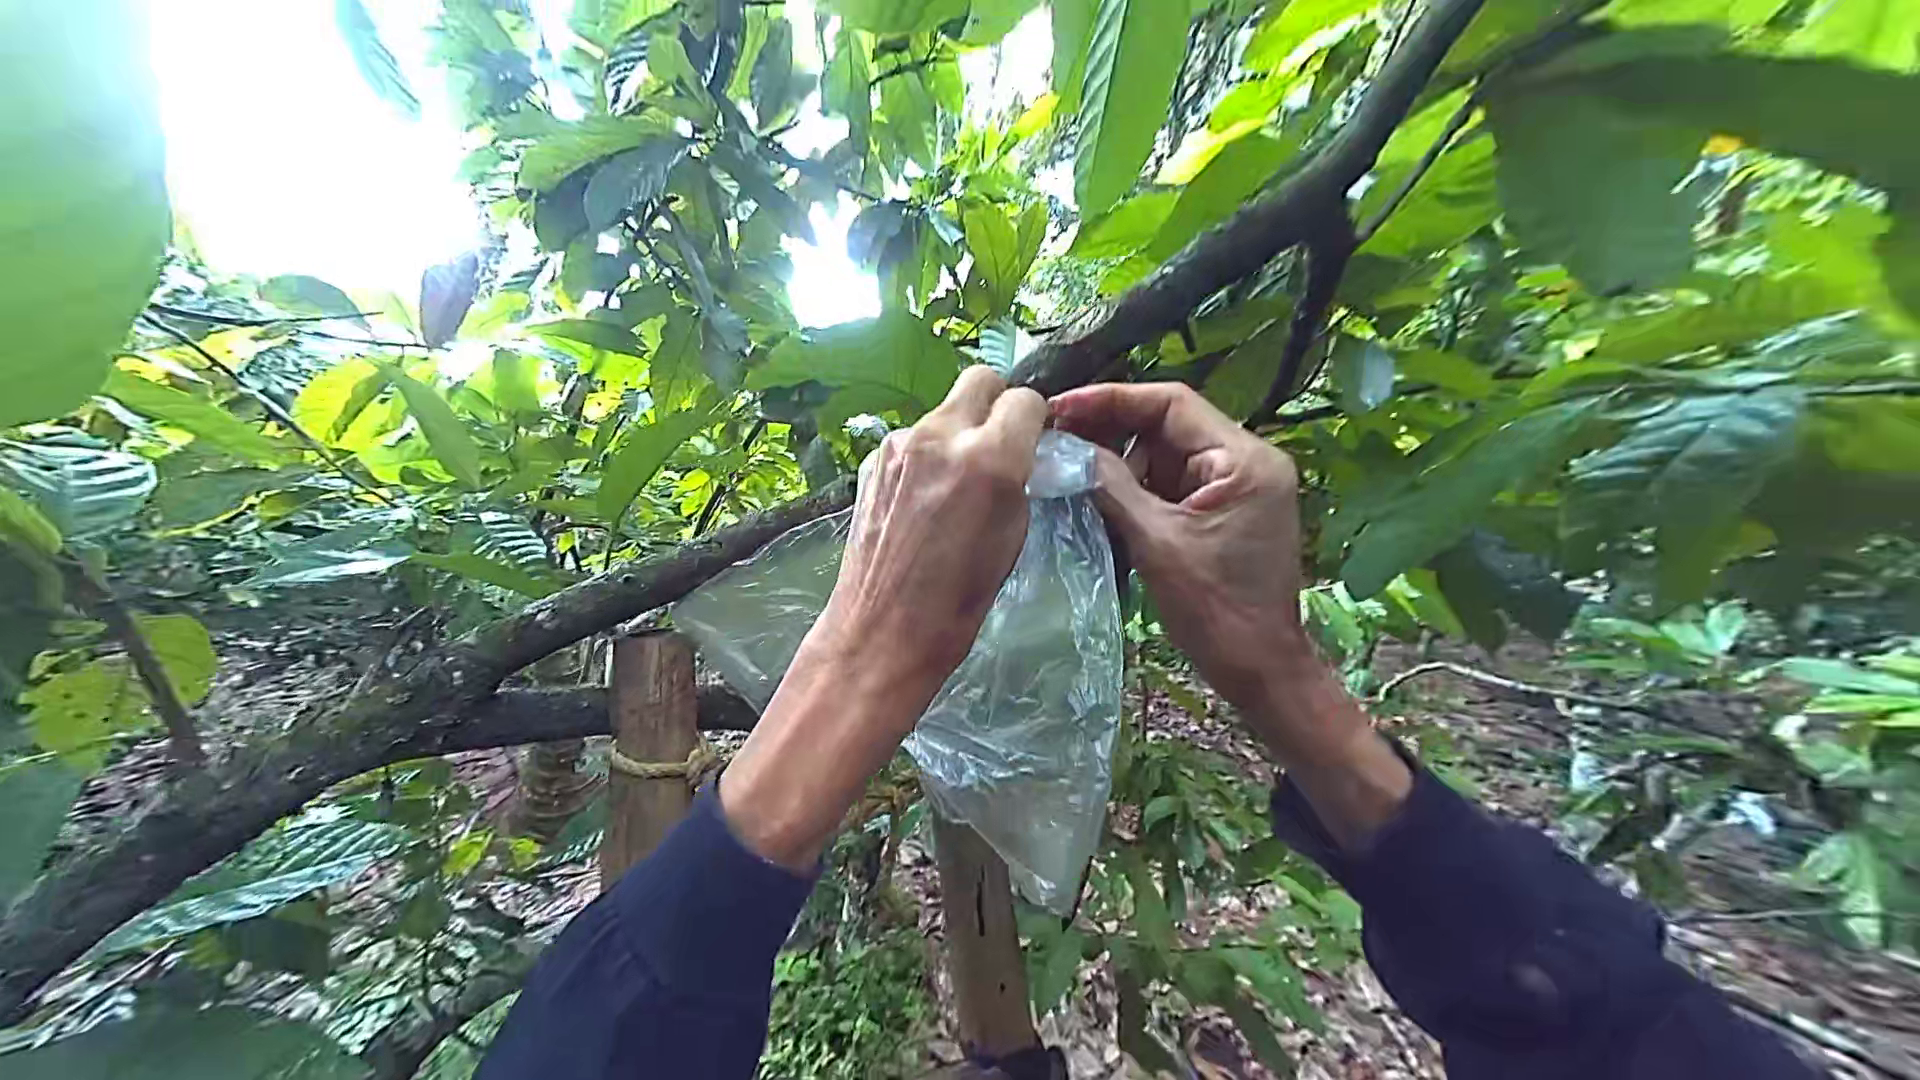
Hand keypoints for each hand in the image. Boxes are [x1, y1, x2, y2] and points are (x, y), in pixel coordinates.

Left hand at [721, 367, 1046, 868]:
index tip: (1031, 444)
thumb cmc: (961, 600)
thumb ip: (1018, 480)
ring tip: (954, 480)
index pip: (1025, 400)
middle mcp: (941, 436)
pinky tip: (921, 496)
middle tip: (997, 444)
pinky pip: (913, 438)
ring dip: (958, 432)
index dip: (1034, 422)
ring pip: (943, 411)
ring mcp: (899, 444)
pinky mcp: (872, 460)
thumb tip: (1019, 454)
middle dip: (997, 405)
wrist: (883, 628)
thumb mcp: (1013, 536)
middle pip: (979, 380)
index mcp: (989, 459)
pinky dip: (927, 454)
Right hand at [1050, 382, 1408, 845]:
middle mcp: (1243, 461)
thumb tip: (1069, 449)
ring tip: (1067, 464)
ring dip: (1118, 460)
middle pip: (1166, 426)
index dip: (1111, 400)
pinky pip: (1168, 484)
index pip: (1171, 404)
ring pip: (1163, 455)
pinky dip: (1133, 486)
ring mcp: (1232, 486)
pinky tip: (1094, 491)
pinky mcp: (1218, 510)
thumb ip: (1113, 486)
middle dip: (1110, 430)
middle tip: (1055, 436)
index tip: (1061, 408)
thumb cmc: (1215, 610)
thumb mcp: (1157, 542)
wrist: (1259, 668)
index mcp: (1242, 459)